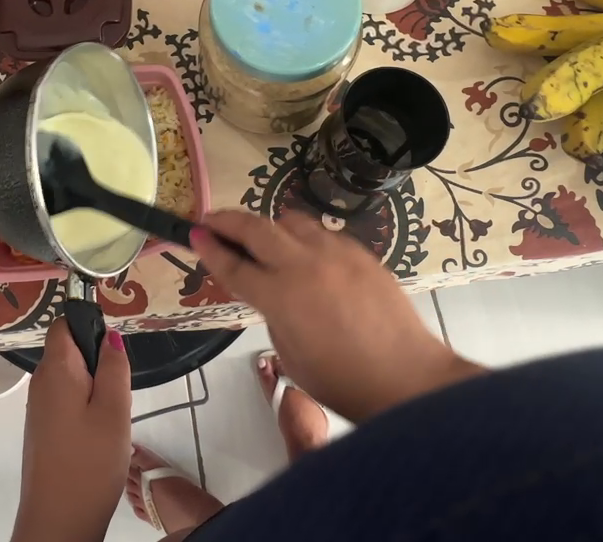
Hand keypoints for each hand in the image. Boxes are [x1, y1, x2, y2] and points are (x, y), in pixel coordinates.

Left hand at [11, 314, 131, 541]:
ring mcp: (39, 407)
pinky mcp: (43, 429)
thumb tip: (109, 334)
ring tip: (112, 415)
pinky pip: (67, 401)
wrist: (58, 522)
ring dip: (94, 387)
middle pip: (69, 350)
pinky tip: (99, 434)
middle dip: (97, 361)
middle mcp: (41, 382)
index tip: (113, 348)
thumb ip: (114, 366)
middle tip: (118, 391)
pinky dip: (85, 407)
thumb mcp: (114, 409)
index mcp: (55, 368)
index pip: (64, 323)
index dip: (88, 323)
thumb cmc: (89, 462)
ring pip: (71, 378)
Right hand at [192, 208, 484, 422]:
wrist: (409, 379)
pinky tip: (308, 258)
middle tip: (211, 221)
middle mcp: (304, 264)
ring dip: (270, 226)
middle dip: (227, 221)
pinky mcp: (361, 252)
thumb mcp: (291, 355)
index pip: (233, 264)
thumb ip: (272, 314)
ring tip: (264, 239)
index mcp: (280, 296)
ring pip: (291, 221)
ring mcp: (335, 252)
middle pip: (255, 228)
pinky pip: (323, 233)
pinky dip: (305, 239)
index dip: (209, 248)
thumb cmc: (343, 382)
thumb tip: (270, 290)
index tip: (192, 234)